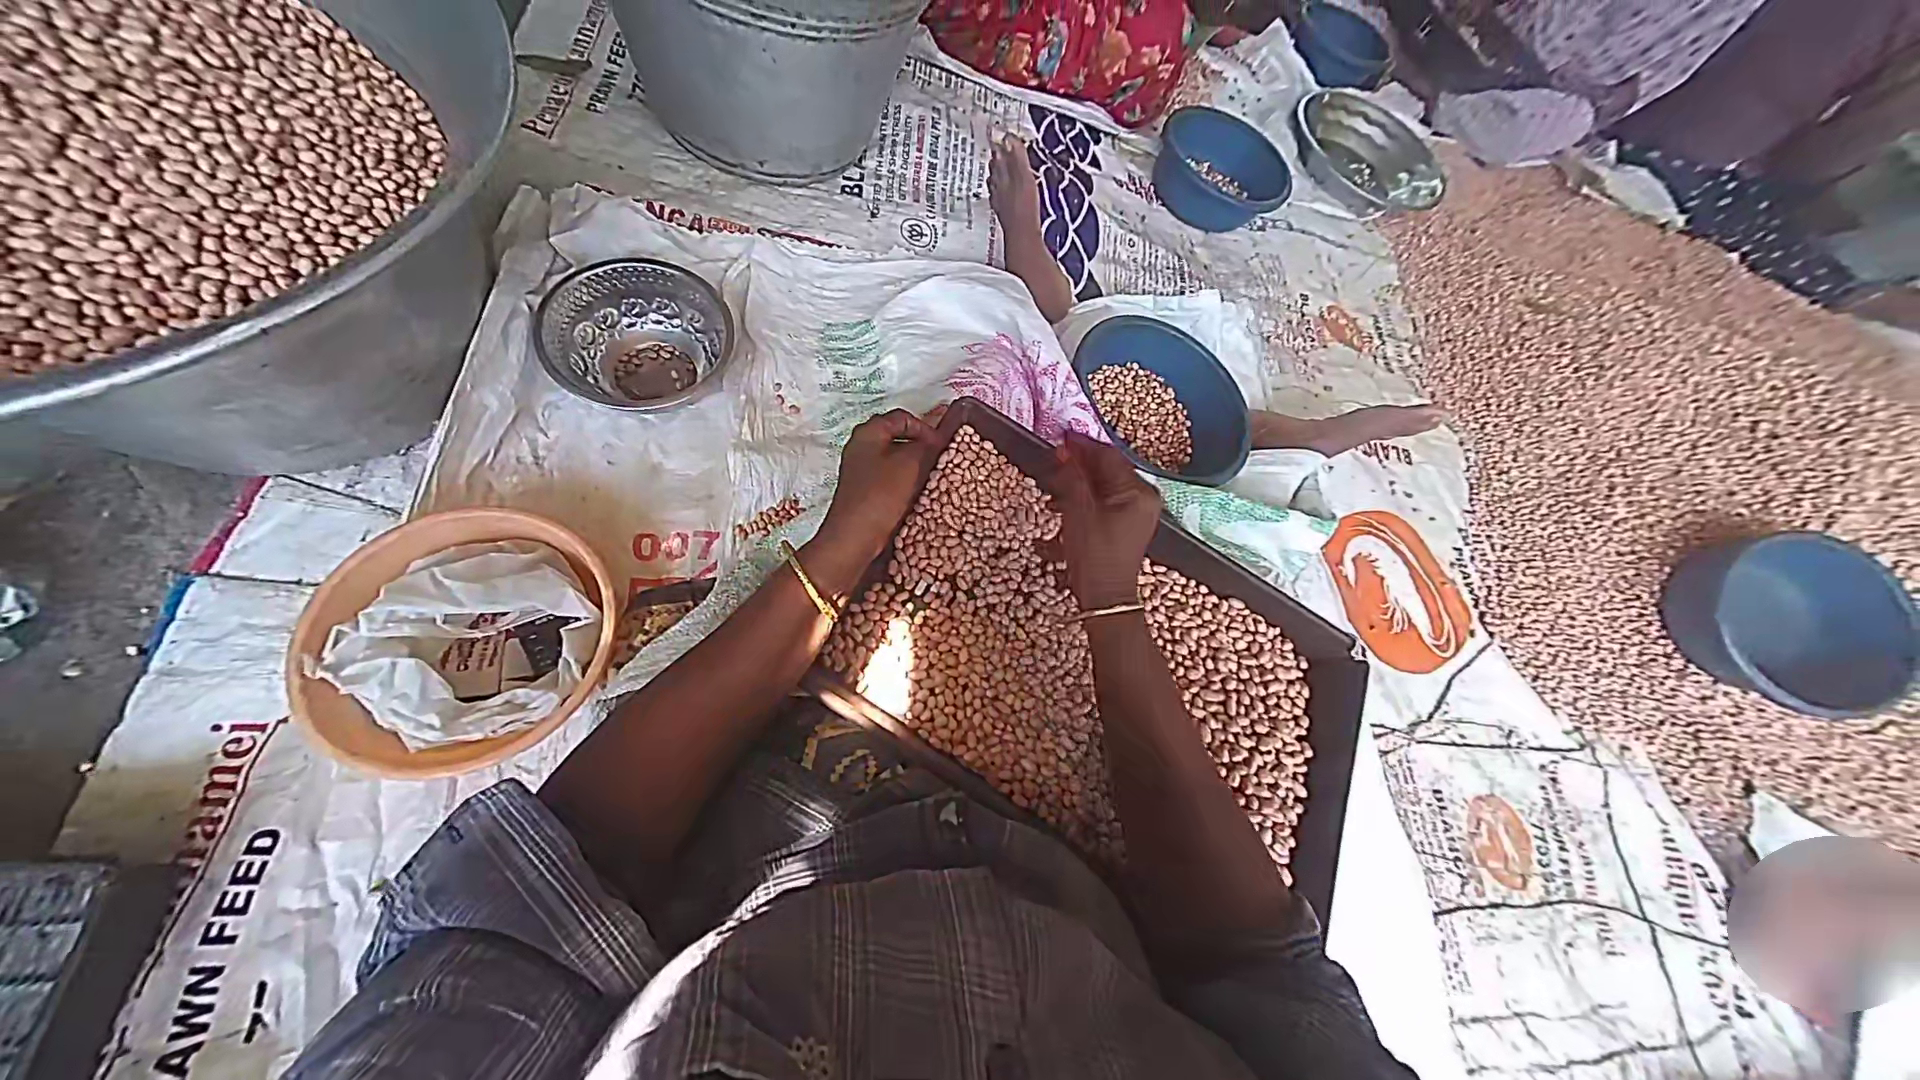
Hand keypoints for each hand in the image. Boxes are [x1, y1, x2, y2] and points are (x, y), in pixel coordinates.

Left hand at [816, 409, 941, 567]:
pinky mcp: (863, 490)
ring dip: (913, 465)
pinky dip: (903, 481)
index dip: (925, 427)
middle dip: (919, 446)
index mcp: (868, 432)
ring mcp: (859, 469)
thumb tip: (935, 440)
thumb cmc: (881, 495)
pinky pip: (888, 477)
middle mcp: (860, 446)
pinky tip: (915, 493)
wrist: (855, 536)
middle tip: (938, 457)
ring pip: (893, 458)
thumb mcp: (911, 464)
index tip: (941, 444)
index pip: (902, 418)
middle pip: (896, 437)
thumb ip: (926, 446)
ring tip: (931, 476)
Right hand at [1053, 432, 1160, 607]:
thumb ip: (1072, 477)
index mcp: (1138, 492)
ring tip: (1052, 489)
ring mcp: (1137, 514)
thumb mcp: (1078, 512)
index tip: (1060, 437)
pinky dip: (1083, 501)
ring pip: (1103, 487)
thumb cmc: (1093, 555)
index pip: (1108, 457)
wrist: (1104, 598)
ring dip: (1077, 484)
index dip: (1082, 446)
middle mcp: (1143, 499)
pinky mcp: (1126, 527)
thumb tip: (1065, 450)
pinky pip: (1104, 503)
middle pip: (1107, 471)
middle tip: (1053, 461)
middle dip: (1078, 466)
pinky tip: (1061, 508)